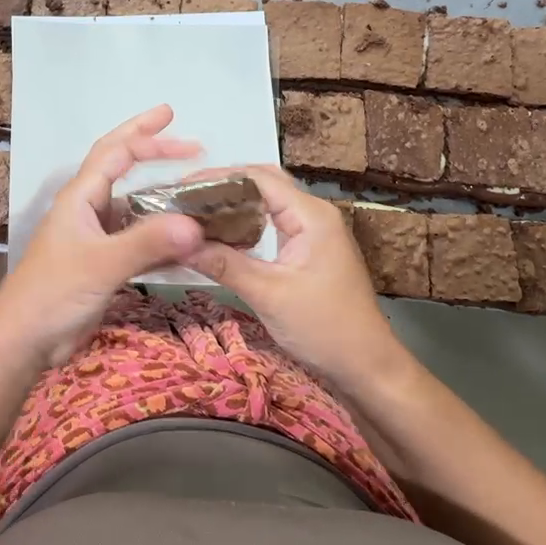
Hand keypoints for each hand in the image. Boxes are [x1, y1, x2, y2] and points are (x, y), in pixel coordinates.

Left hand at [0, 105, 205, 367]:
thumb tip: (196, 224)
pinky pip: (138, 239)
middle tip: (185, 135)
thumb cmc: (53, 293)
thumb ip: (146, 243)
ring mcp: (95, 237)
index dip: (145, 135)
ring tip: (196, 189)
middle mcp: (87, 210)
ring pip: (133, 205)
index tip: (179, 126)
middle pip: (120, 167)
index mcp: (80, 198)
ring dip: (162, 194)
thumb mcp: (101, 264)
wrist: (26, 338)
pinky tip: (187, 241)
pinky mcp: (103, 264)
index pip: (115, 153)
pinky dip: (162, 235)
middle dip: (149, 147)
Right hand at [182, 165, 413, 394]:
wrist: (367, 367)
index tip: (181, 190)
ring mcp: (313, 231)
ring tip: (193, 214)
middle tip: (183, 200)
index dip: (217, 178)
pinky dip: (244, 223)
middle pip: (262, 183)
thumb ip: (222, 264)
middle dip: (222, 187)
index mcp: (310, 215)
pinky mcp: (308, 249)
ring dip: (233, 204)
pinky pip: (271, 223)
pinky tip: (220, 236)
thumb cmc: (324, 328)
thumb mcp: (267, 295)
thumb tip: (178, 243)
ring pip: (266, 203)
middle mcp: (313, 214)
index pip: (257, 177)